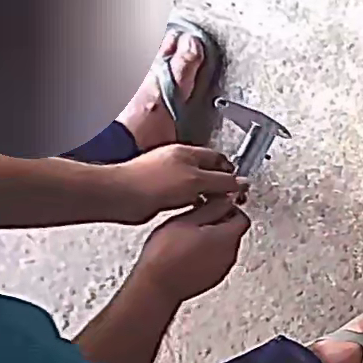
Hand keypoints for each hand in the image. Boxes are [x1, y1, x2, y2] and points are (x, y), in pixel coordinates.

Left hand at [106, 145, 246, 224]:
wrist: (121, 197)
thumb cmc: (151, 184)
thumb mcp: (197, 182)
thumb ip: (222, 182)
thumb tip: (241, 183)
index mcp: (187, 153)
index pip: (219, 158)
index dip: (231, 171)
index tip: (239, 185)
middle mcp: (177, 162)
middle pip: (209, 171)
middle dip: (220, 184)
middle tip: (229, 197)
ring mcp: (168, 176)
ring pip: (197, 185)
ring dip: (207, 195)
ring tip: (213, 204)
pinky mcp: (160, 191)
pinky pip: (185, 196)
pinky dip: (193, 202)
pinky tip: (194, 209)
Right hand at [132, 196, 251, 303]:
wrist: (157, 285)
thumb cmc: (167, 253)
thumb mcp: (186, 220)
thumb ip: (211, 208)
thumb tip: (226, 199)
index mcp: (227, 237)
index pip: (242, 217)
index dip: (229, 208)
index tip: (213, 205)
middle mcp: (231, 253)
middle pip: (234, 231)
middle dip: (219, 222)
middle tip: (197, 218)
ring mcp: (223, 267)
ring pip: (224, 245)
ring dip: (212, 238)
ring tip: (188, 235)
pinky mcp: (214, 277)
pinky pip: (216, 259)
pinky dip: (207, 253)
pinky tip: (187, 251)